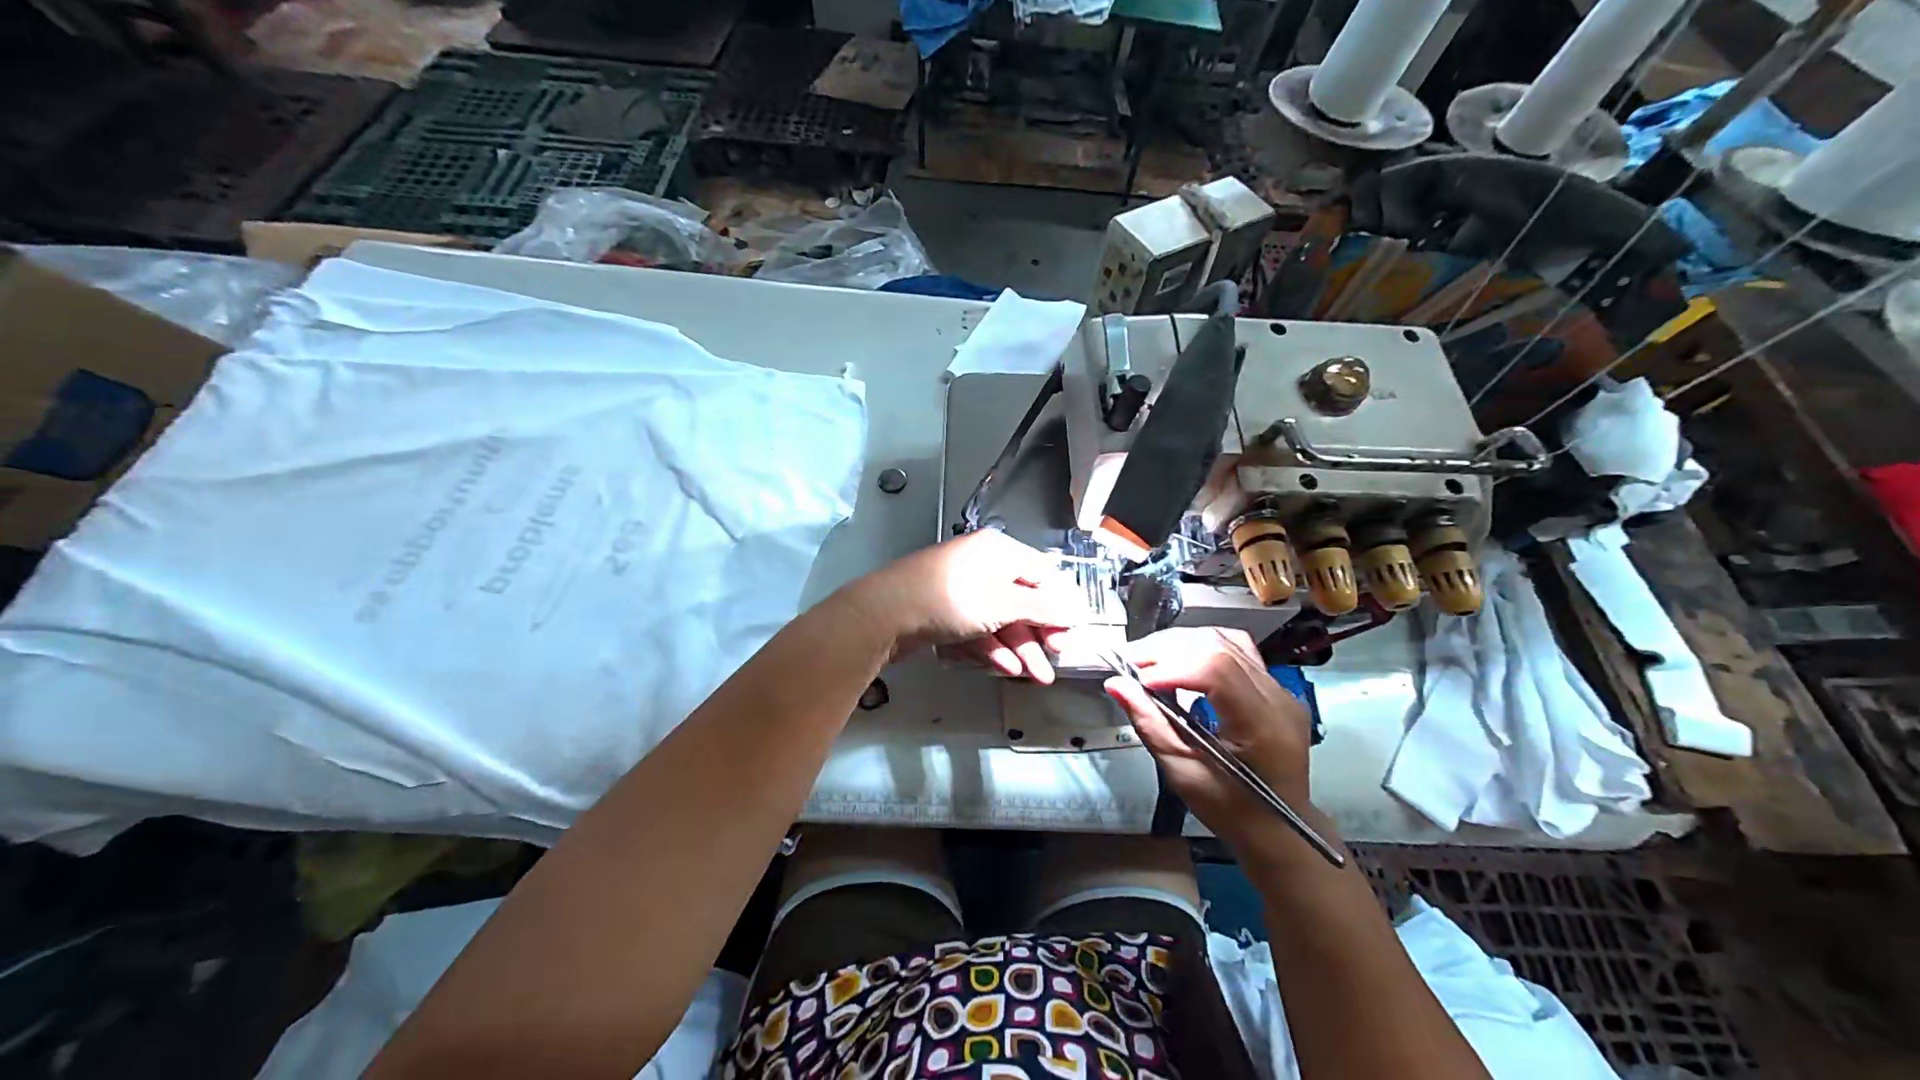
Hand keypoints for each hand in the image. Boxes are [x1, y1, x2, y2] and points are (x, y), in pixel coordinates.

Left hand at [840, 530, 1088, 683]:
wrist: (883, 614)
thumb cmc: (950, 599)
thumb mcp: (1002, 603)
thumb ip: (1041, 608)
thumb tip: (1073, 610)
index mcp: (998, 551)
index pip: (1041, 574)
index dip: (1059, 605)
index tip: (1069, 635)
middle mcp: (981, 565)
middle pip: (1021, 600)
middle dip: (1039, 634)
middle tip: (1053, 661)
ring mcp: (960, 590)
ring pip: (999, 619)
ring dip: (1018, 648)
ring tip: (1035, 677)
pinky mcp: (943, 612)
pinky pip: (976, 628)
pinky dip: (991, 647)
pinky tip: (1004, 668)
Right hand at [1102, 628, 1314, 843]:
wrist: (1277, 827)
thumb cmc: (1231, 809)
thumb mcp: (1183, 773)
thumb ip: (1150, 724)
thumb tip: (1116, 684)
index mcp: (1261, 726)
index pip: (1217, 670)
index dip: (1171, 668)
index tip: (1138, 680)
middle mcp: (1278, 699)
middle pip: (1219, 647)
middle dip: (1168, 649)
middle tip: (1131, 662)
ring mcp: (1280, 689)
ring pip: (1226, 640)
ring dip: (1181, 643)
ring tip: (1148, 659)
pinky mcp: (1274, 687)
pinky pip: (1236, 649)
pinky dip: (1201, 647)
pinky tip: (1178, 659)